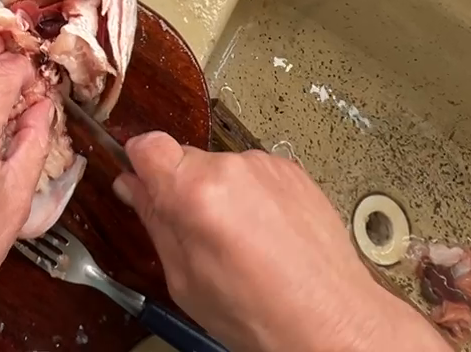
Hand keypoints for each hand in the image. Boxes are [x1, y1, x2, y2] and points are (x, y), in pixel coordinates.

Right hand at [116, 134, 448, 351]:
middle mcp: (230, 168)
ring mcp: (264, 165)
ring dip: (222, 194)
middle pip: (185, 159)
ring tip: (244, 243)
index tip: (143, 180)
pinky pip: (254, 173)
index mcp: (196, 194)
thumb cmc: (264, 316)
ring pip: (221, 168)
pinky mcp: (291, 170)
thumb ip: (155, 224)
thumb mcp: (187, 282)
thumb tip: (133, 188)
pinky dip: (254, 197)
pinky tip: (268, 236)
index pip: (148, 145)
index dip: (140, 163)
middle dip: (184, 188)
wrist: (337, 324)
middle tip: (199, 232)